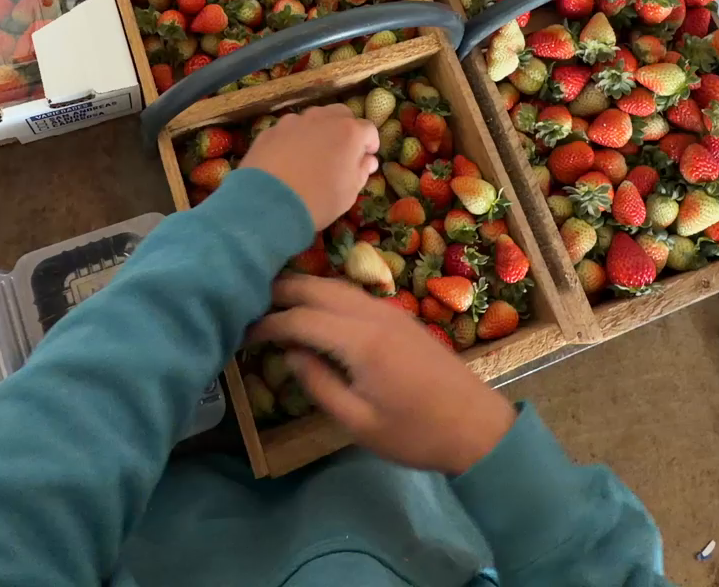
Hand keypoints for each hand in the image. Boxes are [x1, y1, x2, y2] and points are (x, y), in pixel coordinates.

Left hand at [238, 104, 377, 230]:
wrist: (267, 204)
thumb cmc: (318, 200)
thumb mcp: (349, 192)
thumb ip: (361, 171)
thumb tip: (366, 160)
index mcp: (348, 132)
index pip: (368, 129)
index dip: (369, 145)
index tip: (365, 159)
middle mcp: (322, 118)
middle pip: (341, 114)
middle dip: (345, 129)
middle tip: (341, 153)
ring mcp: (293, 122)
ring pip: (313, 118)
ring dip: (319, 131)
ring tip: (313, 155)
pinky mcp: (270, 130)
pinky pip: (289, 130)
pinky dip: (294, 139)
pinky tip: (288, 160)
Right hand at [249, 275, 515, 474]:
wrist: (476, 425)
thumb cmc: (415, 433)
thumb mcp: (358, 422)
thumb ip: (318, 384)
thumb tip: (288, 354)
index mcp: (360, 340)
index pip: (300, 318)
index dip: (268, 323)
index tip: (242, 332)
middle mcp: (372, 313)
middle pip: (316, 287)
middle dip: (280, 291)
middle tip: (249, 305)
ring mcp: (388, 309)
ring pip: (335, 284)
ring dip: (303, 288)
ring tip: (274, 303)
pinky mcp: (398, 315)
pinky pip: (352, 292)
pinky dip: (325, 293)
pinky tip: (313, 309)